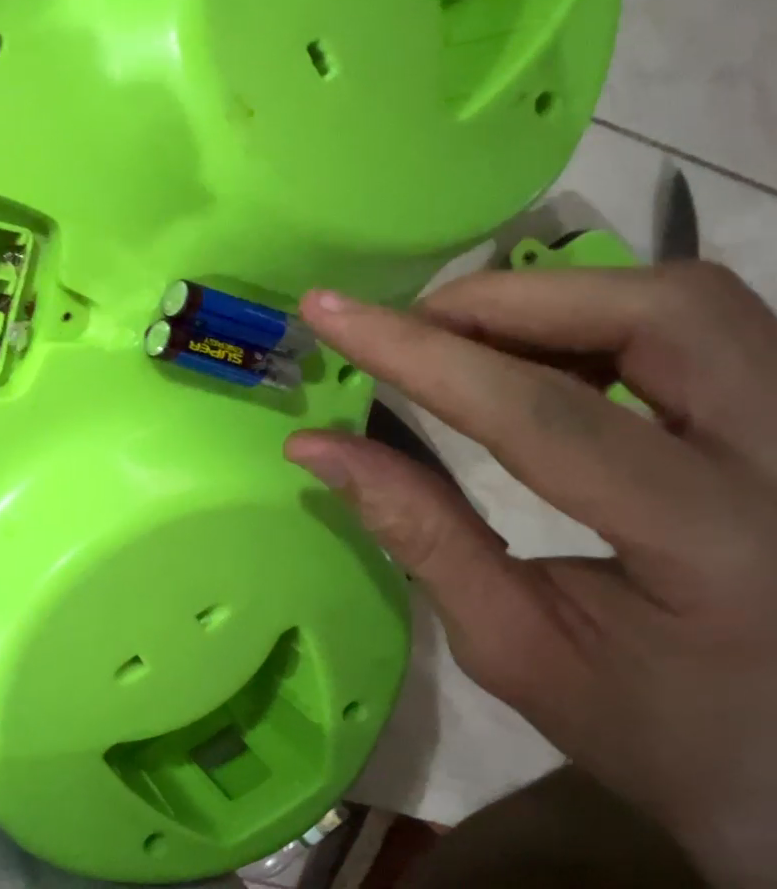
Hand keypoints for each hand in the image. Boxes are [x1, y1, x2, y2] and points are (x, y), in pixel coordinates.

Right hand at [285, 266, 776, 887]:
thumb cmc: (661, 728)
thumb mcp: (516, 649)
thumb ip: (418, 533)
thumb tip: (314, 445)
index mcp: (717, 549)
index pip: (544, 415)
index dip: (420, 354)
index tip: (327, 314)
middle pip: (660, 314)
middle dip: (507, 303)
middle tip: (414, 332)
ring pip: (693, 302)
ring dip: (557, 302)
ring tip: (469, 346)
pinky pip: (710, 328)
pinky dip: (603, 320)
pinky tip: (546, 363)